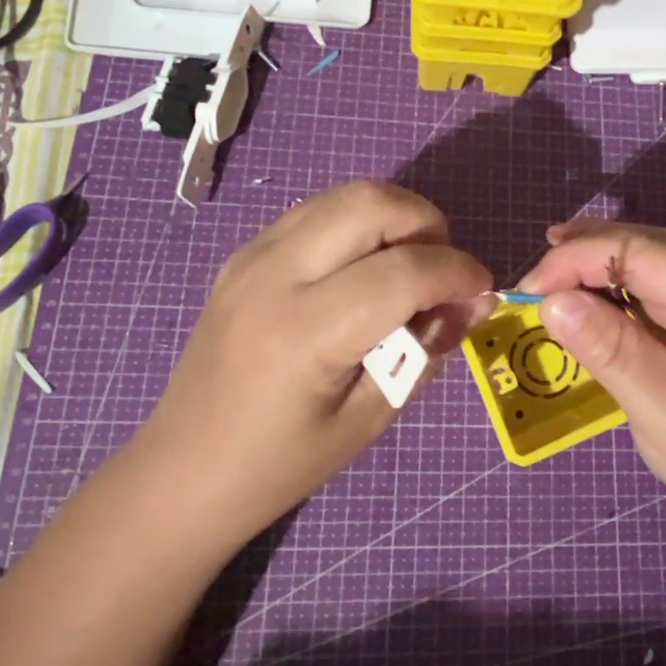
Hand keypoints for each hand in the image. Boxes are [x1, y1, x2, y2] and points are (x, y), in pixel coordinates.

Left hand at [136, 181, 493, 548]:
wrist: (183, 470)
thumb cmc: (280, 463)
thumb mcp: (368, 419)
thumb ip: (425, 352)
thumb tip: (476, 301)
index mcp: (305, 332)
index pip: (403, 271)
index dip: (457, 272)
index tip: (482, 290)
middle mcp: (274, 275)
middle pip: (370, 204)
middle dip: (427, 222)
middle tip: (445, 266)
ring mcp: (252, 256)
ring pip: (343, 195)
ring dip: (393, 216)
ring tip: (411, 263)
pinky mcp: (243, 254)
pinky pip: (315, 212)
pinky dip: (357, 223)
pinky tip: (366, 267)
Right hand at [520, 220, 665, 516]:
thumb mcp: (662, 408)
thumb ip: (611, 351)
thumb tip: (553, 300)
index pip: (636, 249)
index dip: (576, 259)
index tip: (529, 293)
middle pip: (633, 241)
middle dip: (576, 257)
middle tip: (527, 292)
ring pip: (632, 252)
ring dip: (584, 264)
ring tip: (541, 285)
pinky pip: (636, 274)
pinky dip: (599, 280)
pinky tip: (574, 292)